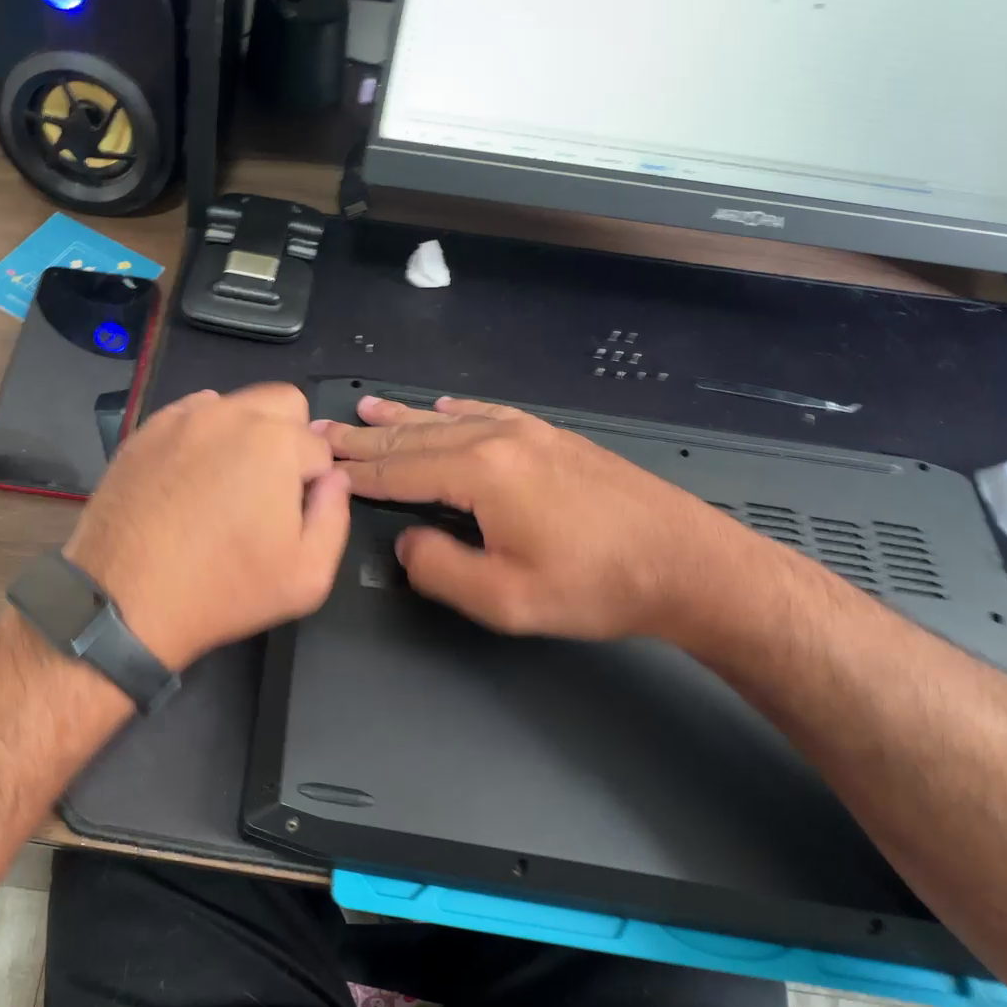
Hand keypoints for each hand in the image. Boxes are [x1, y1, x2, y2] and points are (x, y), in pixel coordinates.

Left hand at [65, 384, 350, 667]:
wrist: (125, 601)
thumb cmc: (222, 590)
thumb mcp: (308, 574)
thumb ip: (335, 516)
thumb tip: (334, 480)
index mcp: (274, 442)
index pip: (319, 448)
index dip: (314, 485)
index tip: (292, 517)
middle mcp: (228, 415)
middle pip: (282, 404)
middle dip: (289, 439)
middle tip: (269, 490)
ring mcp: (180, 419)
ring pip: (234, 405)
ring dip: (244, 434)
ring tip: (225, 487)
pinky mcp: (144, 432)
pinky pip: (188, 417)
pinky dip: (200, 439)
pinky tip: (189, 482)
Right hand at [317, 395, 757, 640]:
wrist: (687, 563)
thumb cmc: (596, 586)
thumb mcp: (504, 599)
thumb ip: (440, 569)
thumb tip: (410, 543)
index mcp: (482, 473)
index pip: (398, 471)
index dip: (355, 474)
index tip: (319, 468)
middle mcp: (500, 440)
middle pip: (414, 437)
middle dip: (364, 437)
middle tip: (323, 429)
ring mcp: (530, 434)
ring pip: (447, 421)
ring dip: (402, 417)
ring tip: (366, 408)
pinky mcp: (554, 440)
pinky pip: (488, 415)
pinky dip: (454, 411)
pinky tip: (443, 407)